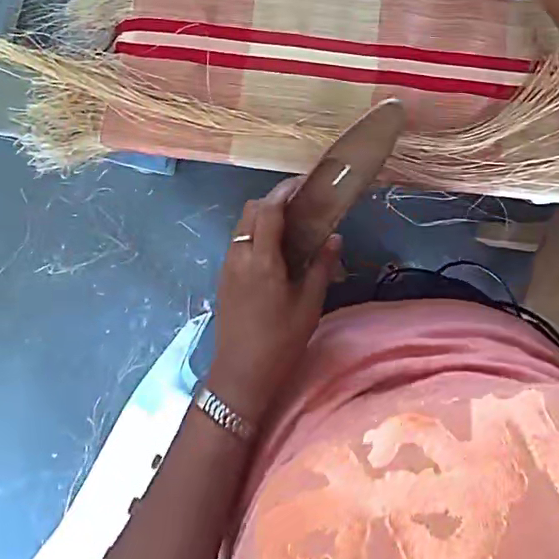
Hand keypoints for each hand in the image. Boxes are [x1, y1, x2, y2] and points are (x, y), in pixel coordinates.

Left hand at [207, 178, 341, 423]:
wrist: (240, 374)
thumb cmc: (280, 342)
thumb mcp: (308, 305)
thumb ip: (321, 266)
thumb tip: (334, 237)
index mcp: (261, 260)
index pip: (269, 209)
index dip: (285, 191)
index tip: (305, 183)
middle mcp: (239, 255)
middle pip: (251, 210)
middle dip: (274, 200)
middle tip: (301, 205)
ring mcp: (227, 265)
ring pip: (242, 224)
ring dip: (262, 216)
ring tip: (290, 225)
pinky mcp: (223, 276)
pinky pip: (238, 241)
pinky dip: (254, 232)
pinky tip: (274, 249)